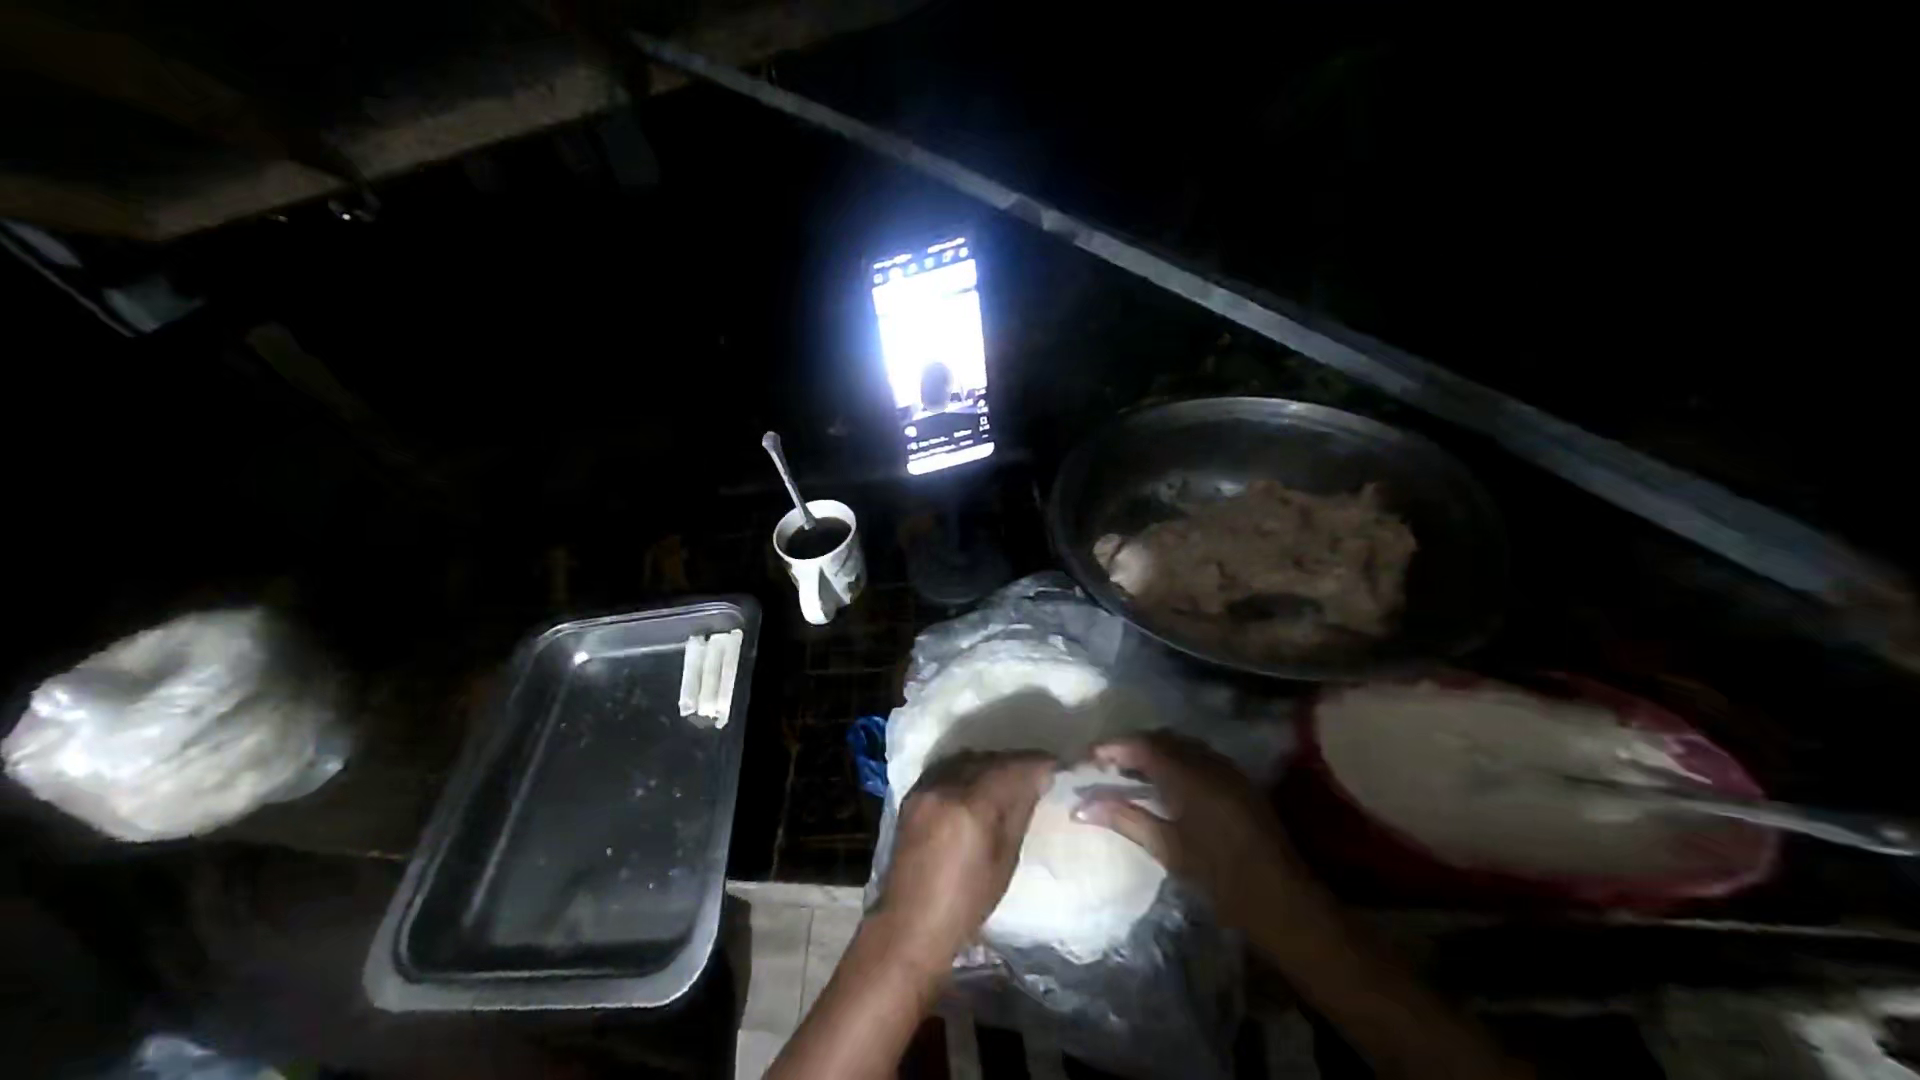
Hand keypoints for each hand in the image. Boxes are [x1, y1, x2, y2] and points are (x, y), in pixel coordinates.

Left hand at [877, 750, 1056, 967]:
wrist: (911, 922)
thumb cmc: (967, 902)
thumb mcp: (1005, 859)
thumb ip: (1019, 811)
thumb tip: (1037, 780)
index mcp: (972, 807)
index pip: (1011, 768)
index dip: (1036, 763)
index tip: (1054, 765)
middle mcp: (946, 787)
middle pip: (988, 759)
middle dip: (1014, 762)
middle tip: (1035, 773)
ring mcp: (925, 788)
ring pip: (966, 759)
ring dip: (990, 763)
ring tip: (1007, 777)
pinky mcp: (912, 795)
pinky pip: (946, 769)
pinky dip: (966, 770)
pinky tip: (977, 783)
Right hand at [1078, 731, 1324, 929]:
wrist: (1283, 901)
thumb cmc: (1221, 878)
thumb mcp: (1167, 848)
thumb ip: (1125, 818)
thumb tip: (1081, 806)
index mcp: (1190, 776)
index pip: (1143, 745)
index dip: (1113, 747)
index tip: (1087, 757)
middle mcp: (1210, 762)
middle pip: (1162, 739)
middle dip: (1131, 746)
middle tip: (1104, 764)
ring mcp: (1228, 769)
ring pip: (1181, 745)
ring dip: (1153, 751)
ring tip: (1127, 771)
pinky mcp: (1237, 781)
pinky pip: (1198, 756)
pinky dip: (1174, 759)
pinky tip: (1162, 782)